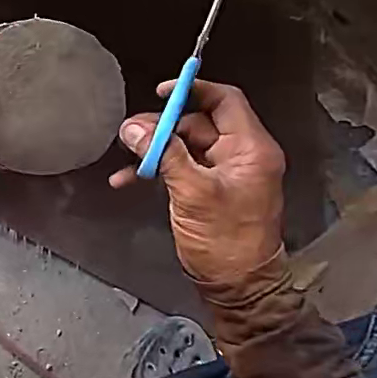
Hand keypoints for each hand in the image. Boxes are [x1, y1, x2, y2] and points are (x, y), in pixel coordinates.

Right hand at [111, 78, 285, 283]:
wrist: (236, 286)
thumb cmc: (226, 241)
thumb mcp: (193, 193)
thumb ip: (165, 156)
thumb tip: (135, 129)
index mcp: (250, 149)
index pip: (225, 101)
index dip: (194, 91)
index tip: (162, 92)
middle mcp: (240, 156)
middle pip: (198, 124)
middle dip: (162, 127)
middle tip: (130, 134)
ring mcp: (223, 174)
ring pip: (184, 148)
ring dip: (154, 152)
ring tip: (126, 159)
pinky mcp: (207, 191)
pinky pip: (180, 170)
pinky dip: (157, 171)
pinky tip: (128, 180)